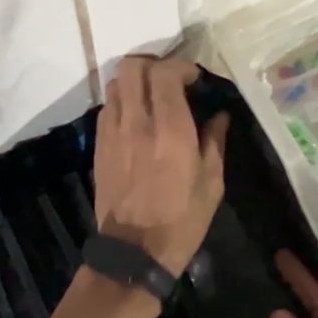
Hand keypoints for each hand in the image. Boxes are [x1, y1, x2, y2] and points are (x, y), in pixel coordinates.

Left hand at [93, 56, 228, 275]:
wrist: (134, 251)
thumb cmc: (182, 220)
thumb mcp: (212, 184)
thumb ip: (215, 142)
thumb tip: (219, 116)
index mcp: (171, 131)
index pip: (164, 74)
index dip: (180, 66)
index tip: (194, 79)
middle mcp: (137, 123)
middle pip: (132, 67)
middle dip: (153, 66)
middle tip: (170, 81)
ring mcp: (113, 133)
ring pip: (116, 84)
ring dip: (136, 82)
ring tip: (152, 98)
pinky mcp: (99, 145)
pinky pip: (108, 107)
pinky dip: (123, 102)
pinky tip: (136, 119)